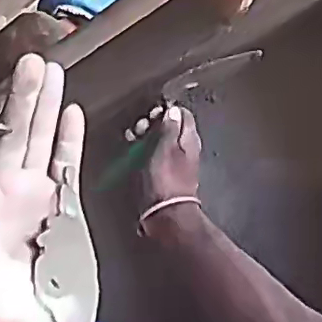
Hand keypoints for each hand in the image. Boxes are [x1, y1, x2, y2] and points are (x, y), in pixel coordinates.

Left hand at [0, 53, 86, 321]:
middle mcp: (3, 190)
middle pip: (13, 130)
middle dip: (20, 95)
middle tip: (28, 57)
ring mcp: (37, 196)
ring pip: (41, 139)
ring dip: (47, 105)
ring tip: (51, 70)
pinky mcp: (65, 207)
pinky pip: (67, 165)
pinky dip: (70, 138)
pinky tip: (71, 112)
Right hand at [140, 104, 201, 233]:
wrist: (165, 212)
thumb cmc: (166, 178)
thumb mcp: (166, 147)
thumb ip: (170, 127)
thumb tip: (173, 109)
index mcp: (189, 138)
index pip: (182, 114)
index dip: (167, 110)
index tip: (153, 113)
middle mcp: (185, 146)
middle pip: (169, 124)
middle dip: (152, 122)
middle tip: (141, 127)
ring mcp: (174, 158)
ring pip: (159, 137)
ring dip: (145, 134)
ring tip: (133, 137)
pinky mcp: (164, 169)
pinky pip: (154, 151)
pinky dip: (144, 147)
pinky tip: (132, 148)